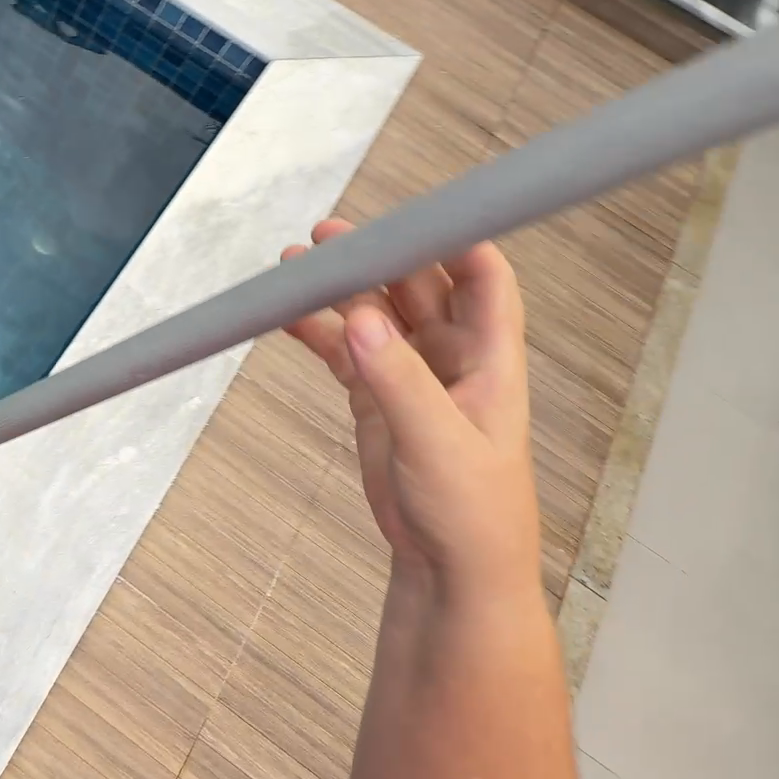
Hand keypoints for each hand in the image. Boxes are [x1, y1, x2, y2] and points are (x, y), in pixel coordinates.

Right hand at [282, 220, 538, 588]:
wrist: (447, 563)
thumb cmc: (471, 509)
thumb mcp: (437, 441)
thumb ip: (398, 379)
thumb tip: (361, 319)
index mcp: (489, 360)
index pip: (483, 279)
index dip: (455, 240)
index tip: (411, 215)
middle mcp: (450, 359)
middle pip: (416, 288)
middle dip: (377, 258)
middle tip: (330, 238)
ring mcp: (408, 378)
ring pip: (373, 317)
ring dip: (339, 292)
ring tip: (296, 268)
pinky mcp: (375, 400)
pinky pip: (343, 352)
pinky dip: (317, 332)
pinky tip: (288, 317)